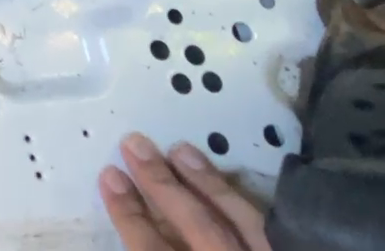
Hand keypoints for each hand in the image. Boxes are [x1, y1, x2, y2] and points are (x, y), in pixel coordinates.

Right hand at [98, 133, 269, 250]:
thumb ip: (156, 246)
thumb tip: (134, 235)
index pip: (152, 250)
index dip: (128, 214)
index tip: (109, 175)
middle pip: (197, 225)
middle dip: (163, 184)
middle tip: (135, 143)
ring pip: (242, 223)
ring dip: (209, 185)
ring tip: (181, 149)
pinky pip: (275, 229)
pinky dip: (254, 207)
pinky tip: (237, 188)